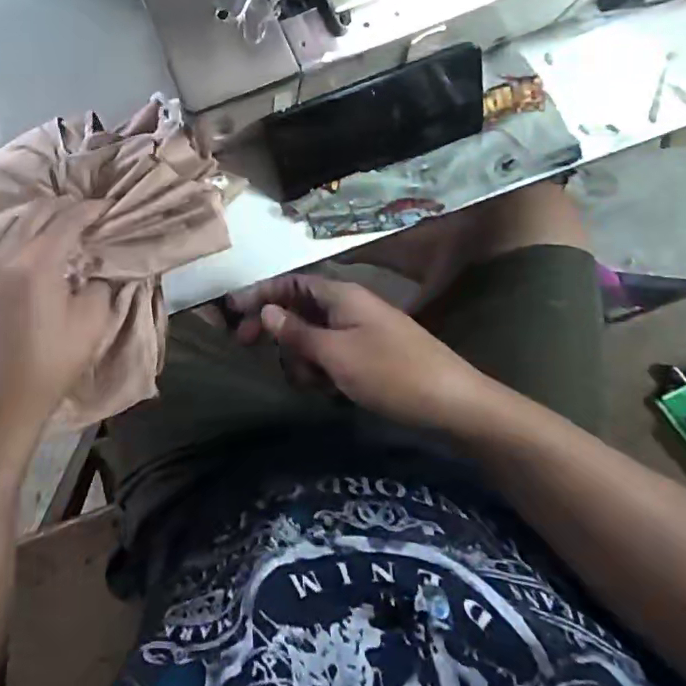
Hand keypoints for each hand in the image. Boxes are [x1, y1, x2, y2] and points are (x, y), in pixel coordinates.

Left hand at [0, 198, 112, 436]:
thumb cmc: (50, 365)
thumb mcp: (92, 324)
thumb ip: (98, 285)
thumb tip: (92, 270)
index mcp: (37, 264)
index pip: (68, 220)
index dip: (91, 209)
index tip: (108, 207)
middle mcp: (4, 257)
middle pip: (35, 213)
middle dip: (63, 207)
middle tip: (85, 213)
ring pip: (10, 226)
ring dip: (37, 220)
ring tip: (57, 227)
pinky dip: (11, 238)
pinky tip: (22, 247)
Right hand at [225, 274, 510, 432]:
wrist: (453, 402)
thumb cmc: (391, 373)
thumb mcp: (336, 354)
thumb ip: (298, 332)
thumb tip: (266, 310)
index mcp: (341, 295)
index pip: (291, 283)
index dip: (260, 294)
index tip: (231, 313)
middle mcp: (349, 306)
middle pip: (299, 309)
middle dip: (278, 332)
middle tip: (250, 349)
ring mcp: (361, 331)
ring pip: (313, 337)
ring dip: (302, 358)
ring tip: (314, 382)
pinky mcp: (370, 354)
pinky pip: (332, 355)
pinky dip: (323, 370)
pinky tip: (331, 391)